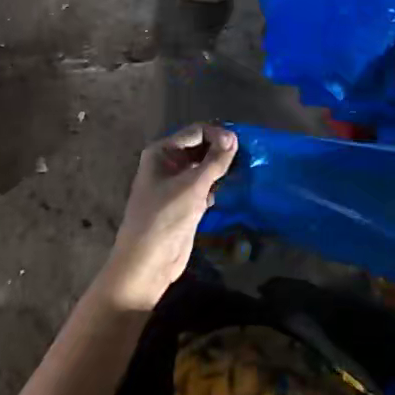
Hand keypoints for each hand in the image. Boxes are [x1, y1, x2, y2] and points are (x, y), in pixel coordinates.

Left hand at [96, 125, 237, 311]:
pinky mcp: (185, 203)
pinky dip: (217, 186)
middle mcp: (168, 164)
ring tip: (244, 170)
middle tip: (247, 156)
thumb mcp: (192, 186)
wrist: (147, 262)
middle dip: (220, 150)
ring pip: (203, 168)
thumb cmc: (165, 218)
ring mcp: (176, 184)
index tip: (241, 144)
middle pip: (199, 148)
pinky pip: (205, 186)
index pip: (195, 132)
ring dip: (220, 168)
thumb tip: (233, 137)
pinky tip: (231, 189)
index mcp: (162, 152)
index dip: (218, 135)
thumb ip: (214, 161)